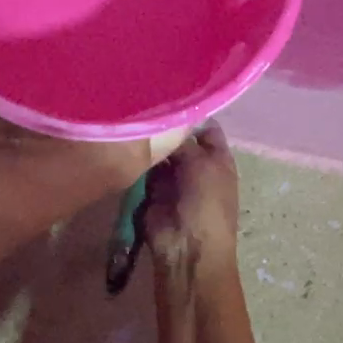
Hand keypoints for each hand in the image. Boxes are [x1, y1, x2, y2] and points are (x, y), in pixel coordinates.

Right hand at [140, 121, 240, 280]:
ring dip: (149, 143)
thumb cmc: (206, 202)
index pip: (205, 127)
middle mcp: (196, 165)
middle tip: (140, 106)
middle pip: (178, 139)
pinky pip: (143, 169)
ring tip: (130, 121)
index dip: (190, 113)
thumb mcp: (202, 163)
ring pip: (159, 153)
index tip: (166, 95)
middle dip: (164, 127)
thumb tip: (166, 122)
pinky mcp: (151, 191)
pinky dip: (137, 160)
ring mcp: (173, 179)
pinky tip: (124, 142)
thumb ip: (184, 140)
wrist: (186, 247)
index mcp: (218, 158)